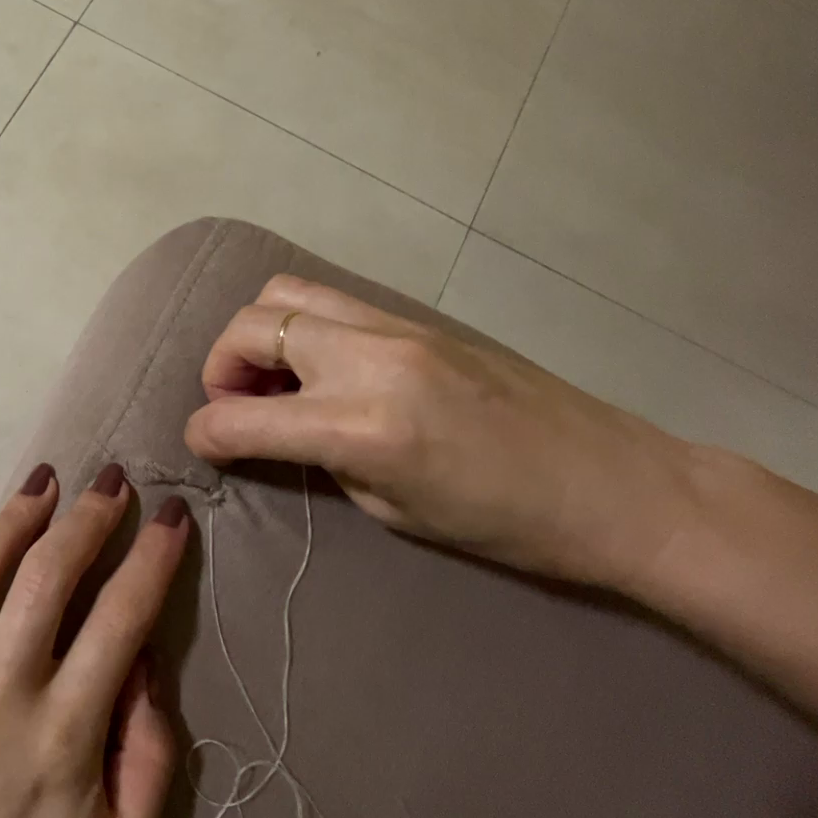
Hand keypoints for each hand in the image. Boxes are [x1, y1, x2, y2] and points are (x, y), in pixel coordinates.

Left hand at [0, 464, 191, 817]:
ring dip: (16, 516)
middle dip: (87, 518)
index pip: (120, 619)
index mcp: (64, 735)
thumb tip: (144, 658)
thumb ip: (147, 752)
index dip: (153, 559)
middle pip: (45, 577)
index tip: (170, 516)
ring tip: (47, 483)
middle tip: (114, 482)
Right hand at [184, 274, 706, 589]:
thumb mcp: (390, 509)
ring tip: (275, 375)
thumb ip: (322, 457)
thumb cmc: (505, 524)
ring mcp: (394, 327)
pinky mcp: (416, 316)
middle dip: (219, 367)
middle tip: (238, 404)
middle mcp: (366, 361)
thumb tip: (280, 429)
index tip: (201, 444)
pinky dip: (300, 324)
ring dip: (257, 333)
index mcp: (359, 427)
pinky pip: (329, 299)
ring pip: (283, 293)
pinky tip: (322, 364)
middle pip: (249, 327)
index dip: (204, 433)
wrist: (615, 485)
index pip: (239, 418)